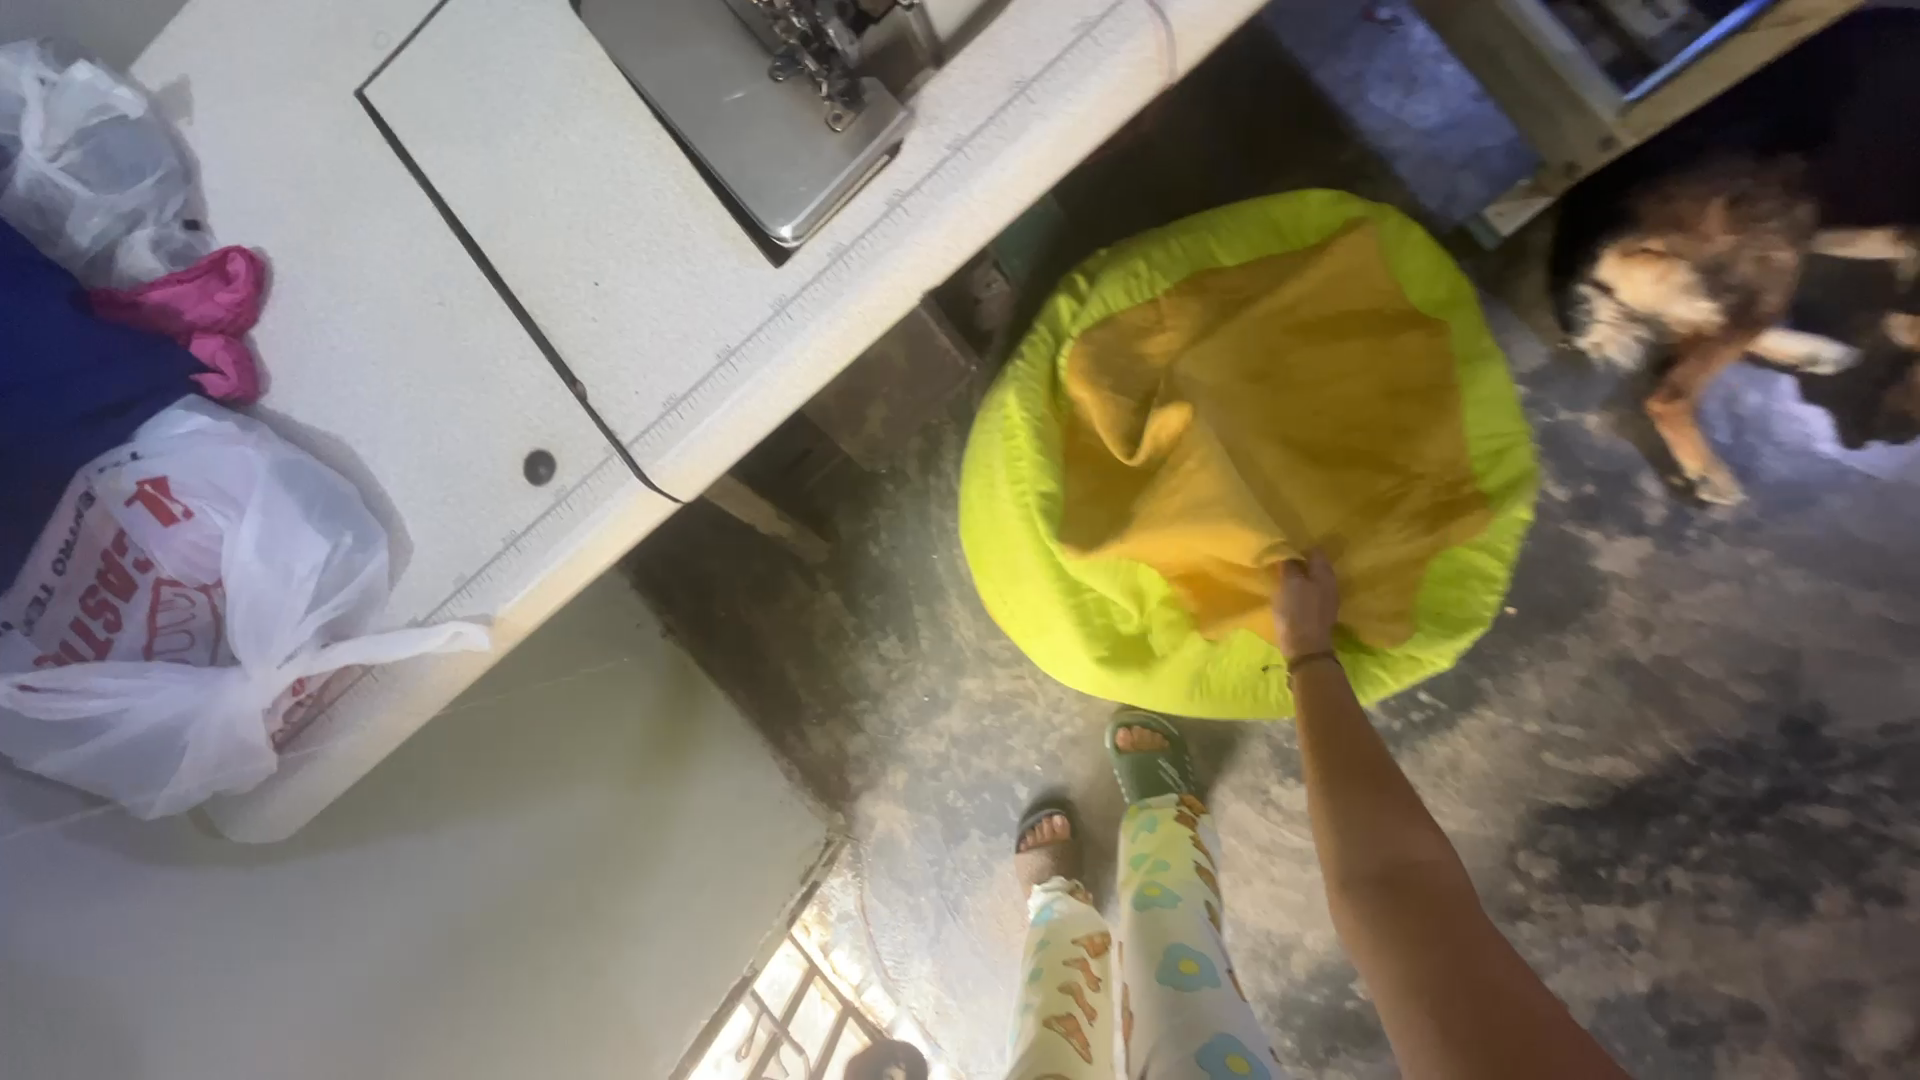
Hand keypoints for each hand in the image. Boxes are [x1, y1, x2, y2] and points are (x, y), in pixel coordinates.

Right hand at [1273, 551, 1339, 658]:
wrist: (1306, 648)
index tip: (1282, 552)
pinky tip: (1289, 597)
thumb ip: (1290, 566)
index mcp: (1324, 573)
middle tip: (1280, 566)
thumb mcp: (1289, 584)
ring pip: (1313, 581)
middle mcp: (1330, 583)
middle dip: (1299, 564)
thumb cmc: (1296, 612)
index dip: (1298, 549)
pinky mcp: (1321, 612)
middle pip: (1315, 566)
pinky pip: (1311, 594)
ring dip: (1300, 579)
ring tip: (1282, 581)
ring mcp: (1328, 599)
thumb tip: (1289, 554)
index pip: (1315, 551)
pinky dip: (1301, 592)